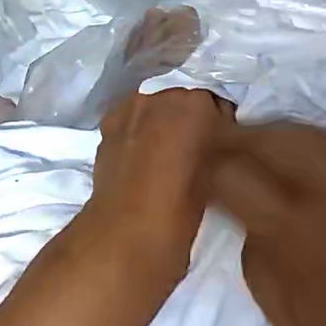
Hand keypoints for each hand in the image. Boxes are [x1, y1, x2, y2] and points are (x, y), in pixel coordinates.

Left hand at [80, 89, 234, 278]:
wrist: (128, 229)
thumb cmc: (184, 206)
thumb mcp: (216, 172)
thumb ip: (215, 142)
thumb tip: (211, 138)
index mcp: (194, 104)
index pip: (215, 101)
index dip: (218, 122)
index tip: (219, 142)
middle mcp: (158, 96)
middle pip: (179, 97)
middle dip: (187, 116)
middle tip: (193, 147)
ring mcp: (127, 108)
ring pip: (152, 106)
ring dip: (160, 120)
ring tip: (165, 152)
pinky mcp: (106, 124)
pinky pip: (129, 119)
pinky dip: (137, 130)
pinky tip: (141, 154)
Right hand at [212, 123, 325, 325]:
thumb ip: (261, 263)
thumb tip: (248, 226)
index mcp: (304, 228)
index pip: (232, 169)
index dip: (199, 167)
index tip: (179, 176)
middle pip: (274, 136)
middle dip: (234, 138)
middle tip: (207, 156)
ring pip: (310, 136)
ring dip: (269, 137)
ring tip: (245, 158)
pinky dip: (303, 152)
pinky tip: (293, 176)